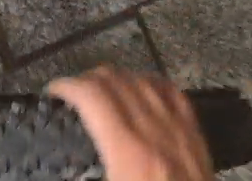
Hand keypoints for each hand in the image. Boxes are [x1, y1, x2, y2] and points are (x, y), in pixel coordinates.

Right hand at [49, 66, 214, 180]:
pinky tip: (141, 94)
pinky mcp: (200, 148)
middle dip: (87, 80)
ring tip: (101, 94)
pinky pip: (175, 97)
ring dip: (117, 80)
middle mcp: (158, 138)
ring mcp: (183, 139)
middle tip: (72, 99)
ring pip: (144, 81)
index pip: (93, 95)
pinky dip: (152, 87)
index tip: (52, 95)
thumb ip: (77, 176)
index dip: (66, 86)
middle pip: (116, 80)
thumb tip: (51, 171)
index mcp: (131, 157)